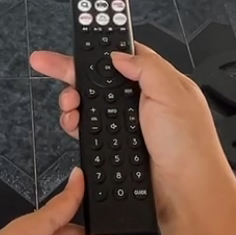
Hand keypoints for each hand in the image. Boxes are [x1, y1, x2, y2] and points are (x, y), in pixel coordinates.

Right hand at [29, 42, 229, 224]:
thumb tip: (118, 55)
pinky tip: (72, 123)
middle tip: (45, 63)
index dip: (97, 48)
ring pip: (89, 104)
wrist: (185, 192)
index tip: (75, 42)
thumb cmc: (190, 144)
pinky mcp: (116, 145)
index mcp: (157, 81)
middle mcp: (141, 101)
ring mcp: (127, 124)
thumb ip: (145, 67)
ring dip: (73, 101)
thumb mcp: (172, 92)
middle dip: (71, 72)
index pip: (121, 55)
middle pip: (98, 79)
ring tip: (68, 103)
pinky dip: (75, 125)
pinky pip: (88, 129)